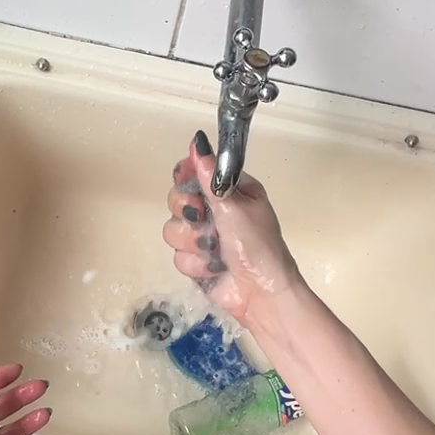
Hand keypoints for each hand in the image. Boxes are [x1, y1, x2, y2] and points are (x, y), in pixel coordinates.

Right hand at [162, 130, 305, 330]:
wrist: (261, 293)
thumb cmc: (257, 245)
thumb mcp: (235, 206)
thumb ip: (210, 176)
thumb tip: (198, 141)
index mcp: (228, 190)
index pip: (193, 171)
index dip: (185, 177)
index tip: (189, 185)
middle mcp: (214, 210)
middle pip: (176, 199)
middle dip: (189, 213)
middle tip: (205, 219)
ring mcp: (203, 236)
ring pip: (173, 229)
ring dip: (195, 243)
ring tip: (217, 251)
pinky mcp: (195, 260)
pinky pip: (177, 255)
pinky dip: (197, 264)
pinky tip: (215, 269)